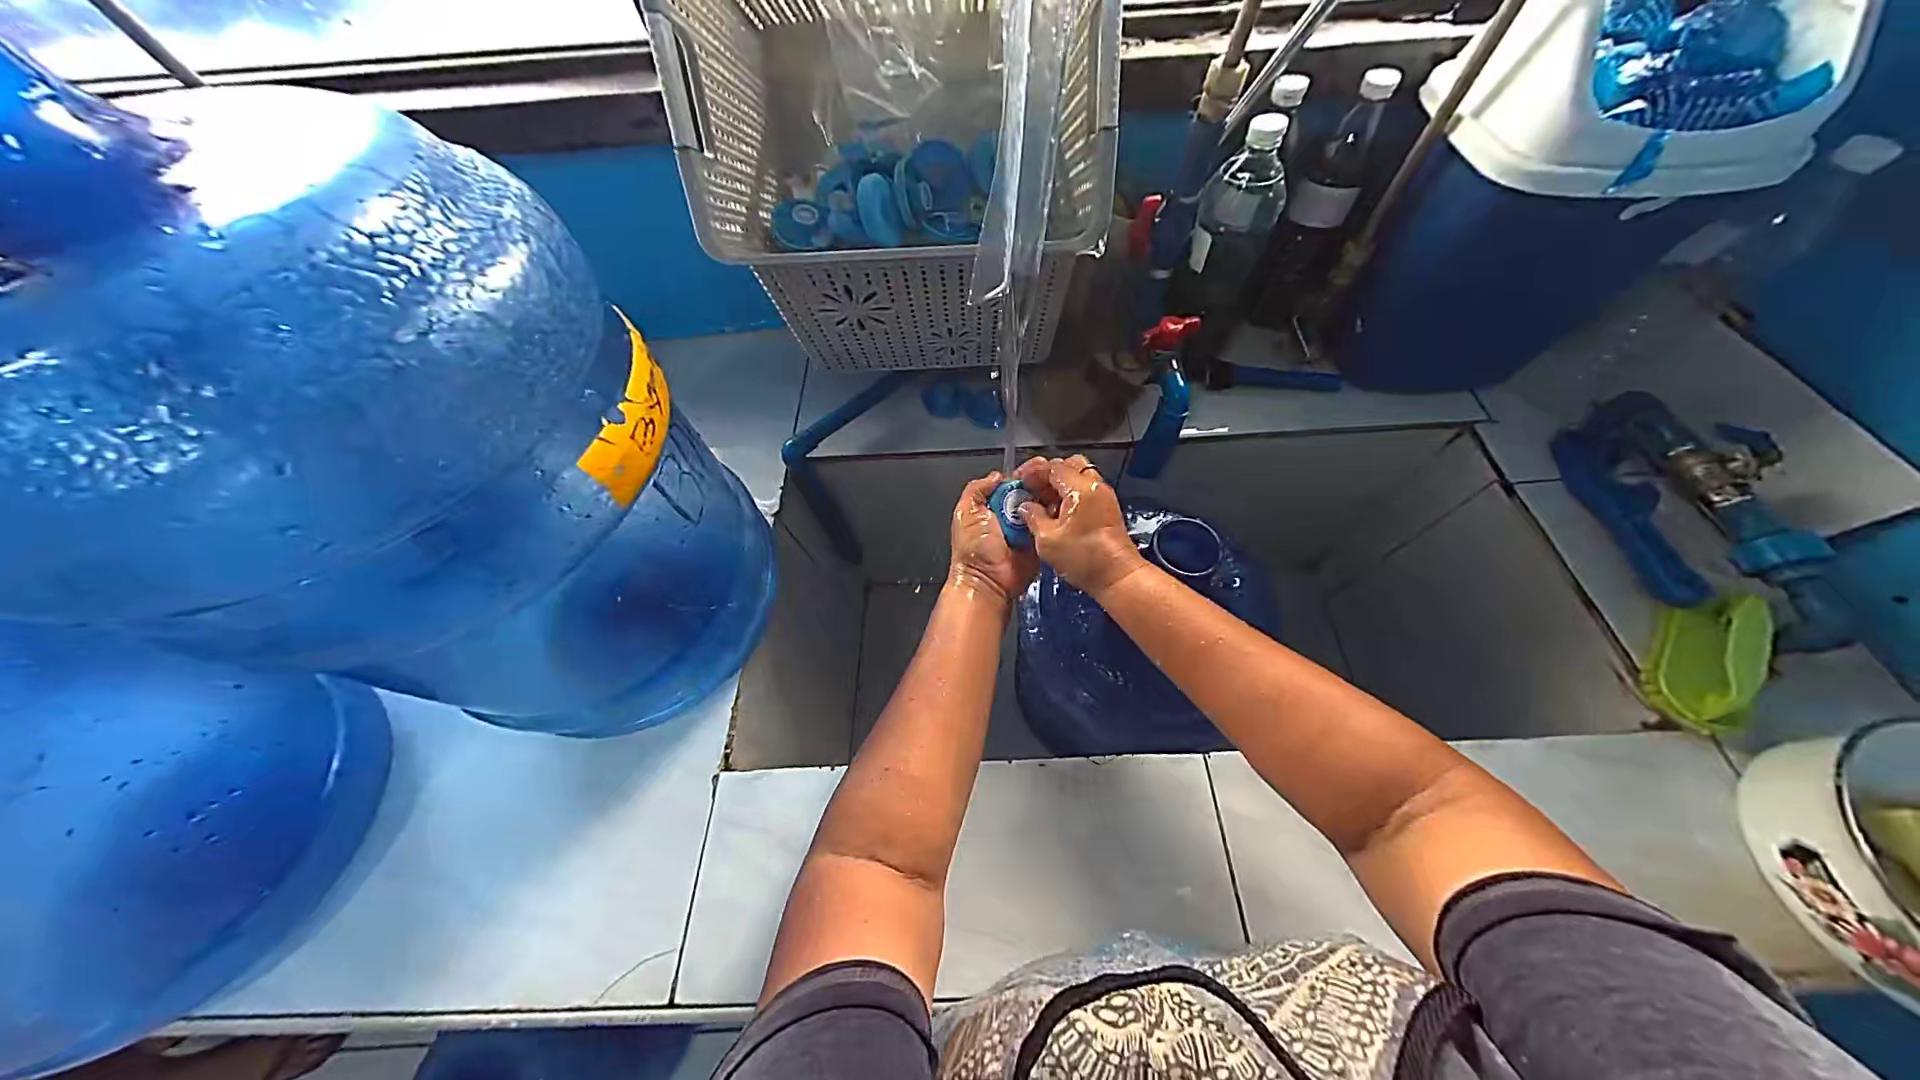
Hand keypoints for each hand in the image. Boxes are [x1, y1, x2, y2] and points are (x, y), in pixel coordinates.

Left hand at [948, 471, 1039, 607]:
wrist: (987, 581)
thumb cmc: (972, 553)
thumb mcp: (966, 512)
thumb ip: (976, 489)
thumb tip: (996, 476)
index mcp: (993, 506)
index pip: (1012, 483)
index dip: (1024, 475)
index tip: (1035, 468)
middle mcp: (1011, 516)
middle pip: (1031, 492)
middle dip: (1039, 485)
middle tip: (1046, 479)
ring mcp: (1026, 529)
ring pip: (1043, 506)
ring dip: (1047, 501)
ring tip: (1051, 494)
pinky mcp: (1039, 542)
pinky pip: (1050, 525)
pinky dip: (1052, 519)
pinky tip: (1054, 511)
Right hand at [1015, 454, 1147, 595]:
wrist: (1117, 577)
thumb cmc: (1089, 560)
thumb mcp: (1047, 540)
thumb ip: (1032, 517)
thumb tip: (1026, 508)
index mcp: (1081, 490)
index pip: (1052, 467)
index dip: (1032, 472)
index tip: (1019, 481)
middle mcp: (1095, 488)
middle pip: (1067, 466)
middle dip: (1045, 475)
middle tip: (1029, 488)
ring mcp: (1103, 498)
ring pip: (1077, 478)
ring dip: (1057, 486)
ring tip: (1040, 503)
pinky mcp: (1106, 510)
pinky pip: (1085, 492)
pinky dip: (1068, 496)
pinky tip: (1055, 514)